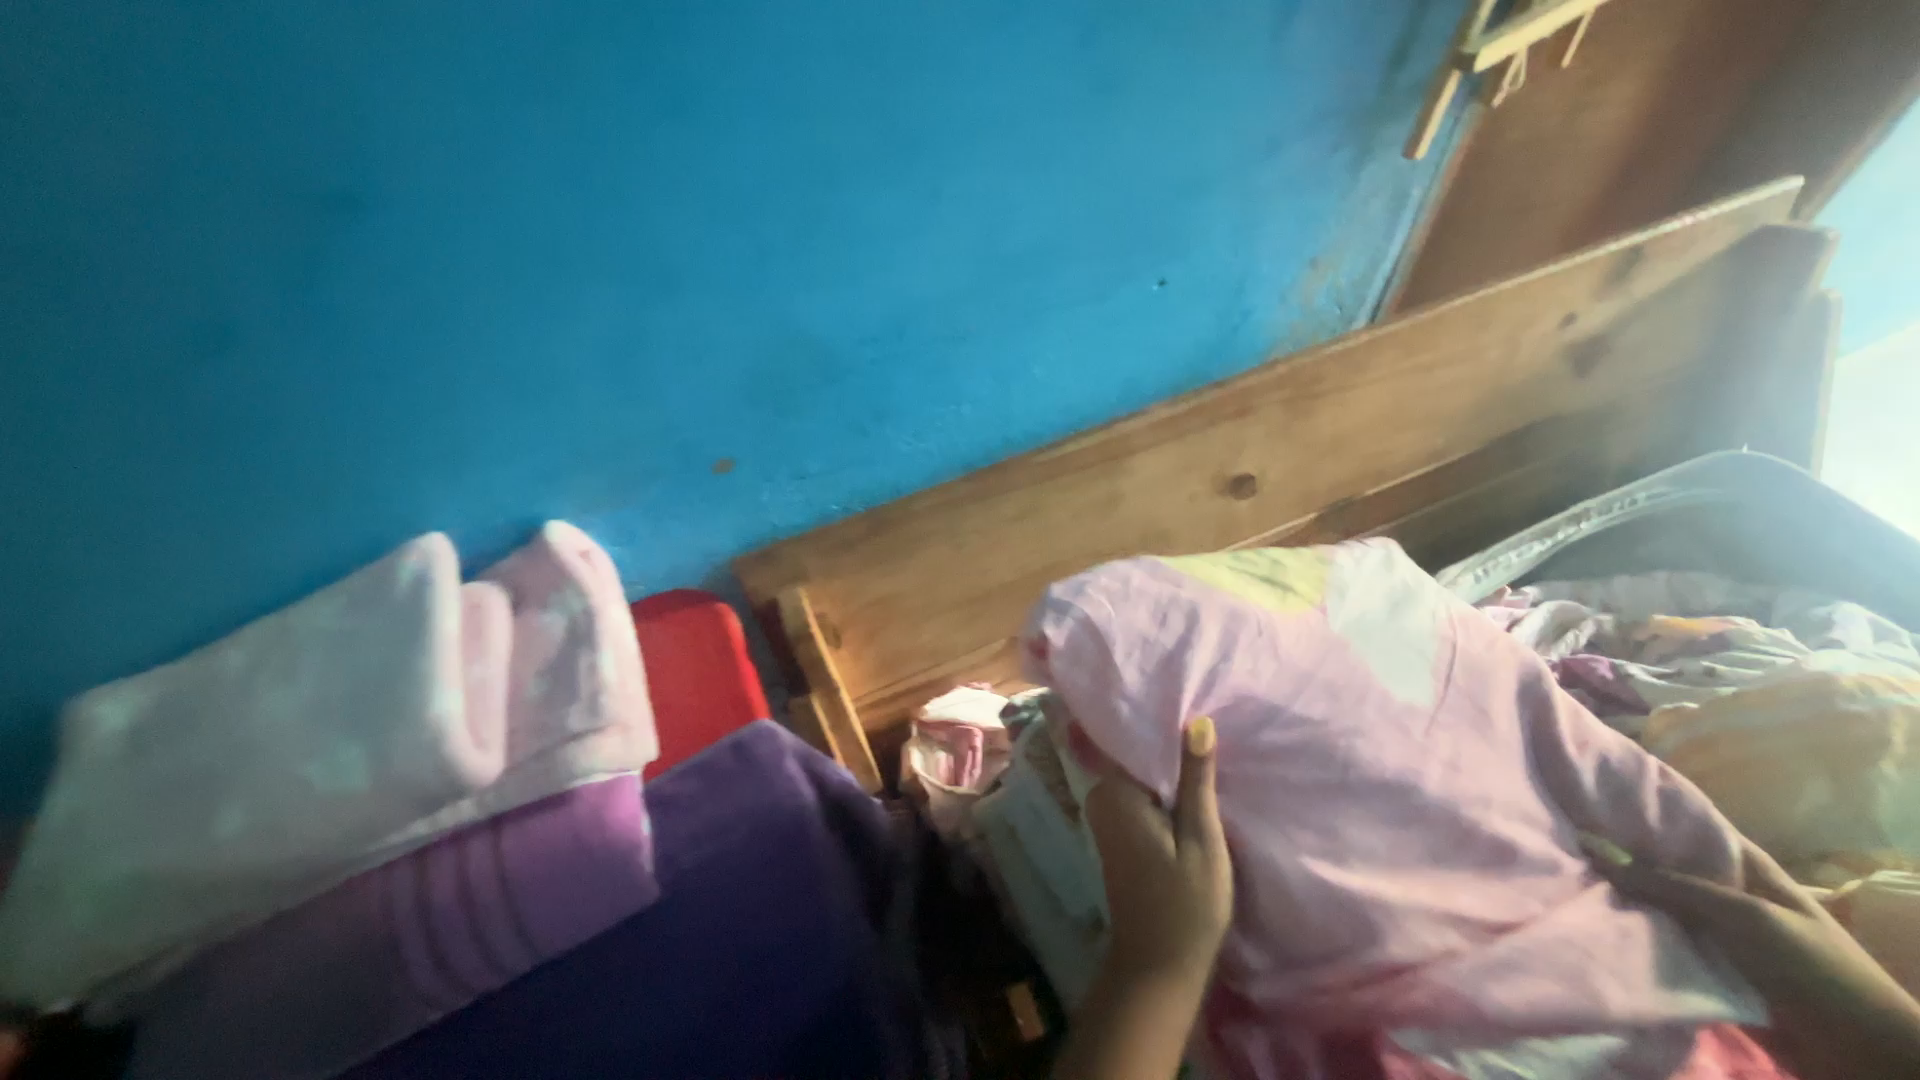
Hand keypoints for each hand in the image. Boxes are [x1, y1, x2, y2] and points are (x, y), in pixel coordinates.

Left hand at [1055, 716, 1232, 1079]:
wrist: (1158, 966)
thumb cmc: (1186, 906)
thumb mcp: (1201, 839)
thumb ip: (1196, 780)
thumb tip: (1197, 721)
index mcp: (1115, 792)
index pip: (1135, 738)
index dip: (1164, 723)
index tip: (1192, 700)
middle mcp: (1100, 796)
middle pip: (1136, 755)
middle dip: (1167, 744)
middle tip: (1206, 720)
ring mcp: (1104, 814)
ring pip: (1139, 774)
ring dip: (1167, 768)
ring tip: (1204, 746)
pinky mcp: (1116, 830)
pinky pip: (1139, 794)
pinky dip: (1162, 789)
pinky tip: (1189, 781)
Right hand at [1589, 834, 1919, 1079]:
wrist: (1860, 1052)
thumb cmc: (1812, 966)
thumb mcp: (1745, 915)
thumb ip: (1669, 883)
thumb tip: (1590, 846)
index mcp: (1745, 866)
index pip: (1685, 825)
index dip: (1639, 810)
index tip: (1583, 796)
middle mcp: (1724, 890)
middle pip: (1662, 863)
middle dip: (1616, 852)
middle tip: (1557, 834)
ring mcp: (1713, 929)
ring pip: (1654, 901)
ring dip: (1616, 893)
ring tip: (1560, 871)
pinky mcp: (1700, 963)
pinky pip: (1657, 938)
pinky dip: (1627, 930)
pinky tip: (1587, 915)